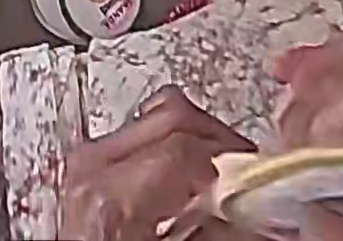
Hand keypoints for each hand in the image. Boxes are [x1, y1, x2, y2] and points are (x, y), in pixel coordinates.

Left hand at [61, 87, 256, 240]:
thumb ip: (212, 231)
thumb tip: (256, 212)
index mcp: (112, 197)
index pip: (186, 147)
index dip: (230, 159)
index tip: (256, 177)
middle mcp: (93, 165)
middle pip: (171, 114)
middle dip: (216, 137)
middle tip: (244, 167)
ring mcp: (86, 158)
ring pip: (156, 113)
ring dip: (193, 135)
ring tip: (215, 170)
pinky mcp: (87, 160)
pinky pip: (138, 129)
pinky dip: (169, 142)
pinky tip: (184, 174)